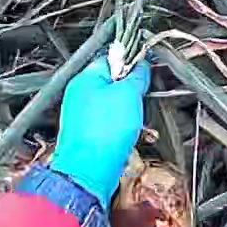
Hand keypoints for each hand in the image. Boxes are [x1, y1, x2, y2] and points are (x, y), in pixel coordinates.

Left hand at [48, 56, 150, 200]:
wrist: (90, 169)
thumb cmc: (105, 131)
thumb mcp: (129, 94)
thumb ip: (137, 74)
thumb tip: (142, 64)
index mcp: (85, 78)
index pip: (112, 57)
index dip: (132, 62)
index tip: (146, 70)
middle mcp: (79, 93)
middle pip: (113, 79)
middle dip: (131, 87)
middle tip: (141, 95)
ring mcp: (82, 112)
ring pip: (113, 99)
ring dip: (128, 105)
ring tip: (133, 116)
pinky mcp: (88, 130)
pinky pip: (110, 117)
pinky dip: (121, 121)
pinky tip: (126, 129)